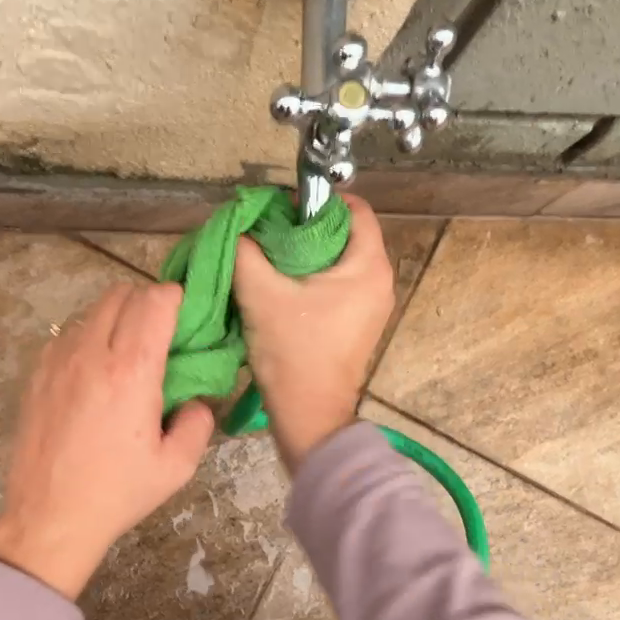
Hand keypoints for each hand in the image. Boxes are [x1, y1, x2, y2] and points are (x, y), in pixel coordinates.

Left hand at [0, 282, 215, 599]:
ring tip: (127, 352)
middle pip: (121, 293)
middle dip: (147, 302)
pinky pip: (67, 334)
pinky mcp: (36, 374)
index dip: (175, 299)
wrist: (51, 516)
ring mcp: (57, 360)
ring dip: (116, 318)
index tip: (185, 317)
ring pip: (91, 310)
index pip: (154, 299)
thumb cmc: (117, 493)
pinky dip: (87, 338)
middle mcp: (91, 353)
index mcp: (131, 371)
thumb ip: (198, 422)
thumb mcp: (176, 467)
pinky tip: (95, 372)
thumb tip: (195, 399)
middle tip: (160, 333)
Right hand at [234, 195, 393, 471]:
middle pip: (344, 235)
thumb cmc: (292, 353)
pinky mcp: (358, 326)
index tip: (281, 211)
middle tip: (268, 236)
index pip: (352, 208)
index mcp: (368, 266)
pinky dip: (311, 281)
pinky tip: (282, 291)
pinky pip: (337, 287)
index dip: (315, 203)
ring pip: (338, 263)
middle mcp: (380, 281)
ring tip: (269, 263)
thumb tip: (239, 228)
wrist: (308, 416)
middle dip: (305, 231)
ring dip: (305, 258)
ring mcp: (372, 306)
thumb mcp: (260, 294)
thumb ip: (246, 251)